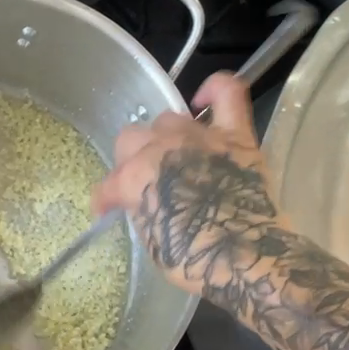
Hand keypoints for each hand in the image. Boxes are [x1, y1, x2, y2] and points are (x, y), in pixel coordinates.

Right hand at [92, 72, 286, 297]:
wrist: (244, 256)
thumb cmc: (191, 259)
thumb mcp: (150, 241)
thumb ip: (139, 209)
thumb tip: (138, 201)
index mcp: (134, 178)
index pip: (107, 185)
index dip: (105, 200)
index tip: (107, 212)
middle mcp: (161, 147)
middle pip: (130, 139)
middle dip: (129, 161)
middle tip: (140, 183)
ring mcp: (199, 136)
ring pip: (166, 119)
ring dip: (162, 138)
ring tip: (170, 158)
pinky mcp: (235, 134)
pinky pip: (227, 92)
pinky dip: (214, 90)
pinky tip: (203, 102)